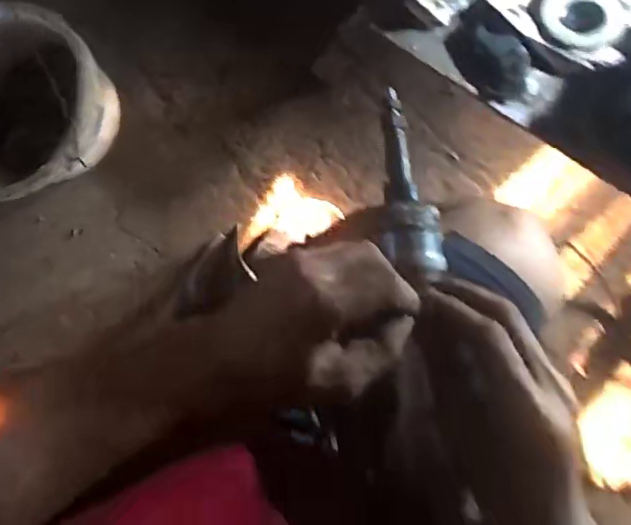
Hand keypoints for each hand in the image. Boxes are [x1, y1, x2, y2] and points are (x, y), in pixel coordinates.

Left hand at [208, 240, 419, 406]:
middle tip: (398, 306)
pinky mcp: (287, 256)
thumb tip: (401, 325)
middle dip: (392, 277)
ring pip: (351, 247)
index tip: (412, 316)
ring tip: (376, 298)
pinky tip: (350, 290)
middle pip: (370, 254)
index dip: (406, 298)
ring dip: (372, 267)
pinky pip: (332, 249)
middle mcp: (316, 264)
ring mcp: (298, 255)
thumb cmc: (275, 381)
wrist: (218, 361)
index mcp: (328, 296)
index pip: (385, 281)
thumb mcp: (337, 383)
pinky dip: (351, 264)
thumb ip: (378, 353)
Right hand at [416, 279, 590, 524]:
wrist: (547, 522)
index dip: (452, 307)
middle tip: (430, 281)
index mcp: (528, 407)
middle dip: (466, 292)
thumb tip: (421, 331)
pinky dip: (493, 319)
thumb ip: (445, 381)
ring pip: (519, 321)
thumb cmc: (495, 490)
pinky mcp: (561, 383)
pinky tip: (470, 318)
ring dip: (480, 300)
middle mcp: (552, 386)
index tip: (421, 294)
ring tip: (446, 291)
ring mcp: (562, 382)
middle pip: (508, 316)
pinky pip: (524, 336)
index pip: (489, 334)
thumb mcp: (462, 439)